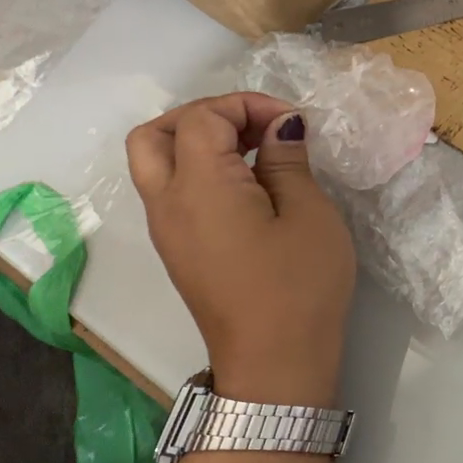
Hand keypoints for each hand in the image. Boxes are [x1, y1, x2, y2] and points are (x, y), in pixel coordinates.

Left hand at [127, 93, 354, 406]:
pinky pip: (173, 188)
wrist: (276, 358)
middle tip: (257, 124)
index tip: (293, 121)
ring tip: (258, 148)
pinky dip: (203, 167)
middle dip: (206, 114)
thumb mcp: (308, 211)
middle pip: (154, 135)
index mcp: (199, 189)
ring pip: (157, 162)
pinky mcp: (181, 247)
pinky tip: (252, 180)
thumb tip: (281, 123)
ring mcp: (169, 229)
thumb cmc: (300, 280)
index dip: (247, 104)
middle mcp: (168, 204)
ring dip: (201, 140)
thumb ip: (287, 159)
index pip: (200, 118)